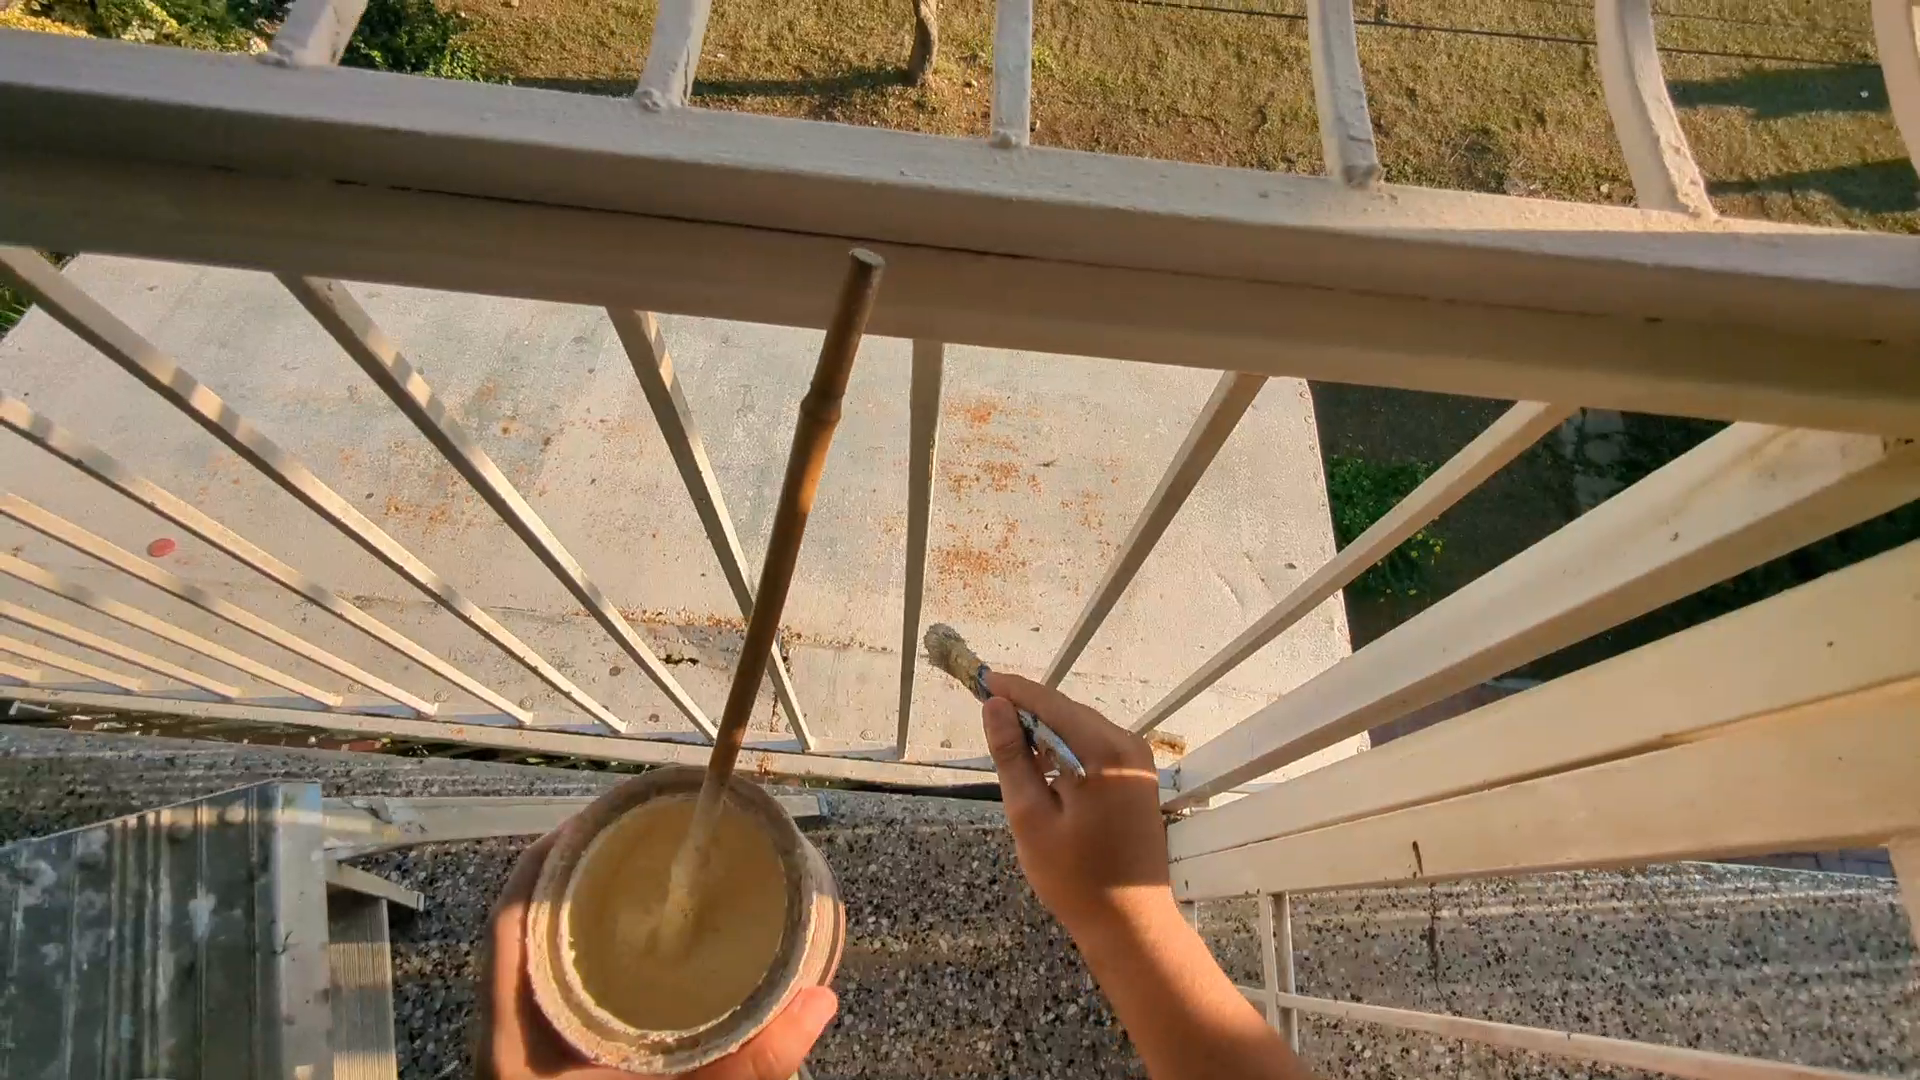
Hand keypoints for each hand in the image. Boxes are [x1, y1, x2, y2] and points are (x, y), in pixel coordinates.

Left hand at [477, 832, 839, 1079]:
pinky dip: (594, 927)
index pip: (513, 923)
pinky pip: (563, 964)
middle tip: (645, 824)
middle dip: (581, 859)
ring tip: (647, 853)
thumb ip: (749, 1067)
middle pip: (531, 915)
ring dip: (587, 889)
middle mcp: (514, 1028)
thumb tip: (822, 999)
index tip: (602, 813)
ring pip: (546, 939)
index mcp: (515, 1041)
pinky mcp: (556, 1042)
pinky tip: (641, 919)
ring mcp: (532, 1034)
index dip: (548, 858)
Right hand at [980, 672, 1176, 943]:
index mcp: (1105, 751)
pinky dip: (1065, 749)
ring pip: (1080, 729)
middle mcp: (1128, 745)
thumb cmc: (1075, 877)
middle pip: (1068, 713)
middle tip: (989, 713)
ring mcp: (1137, 760)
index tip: (983, 678)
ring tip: (1010, 742)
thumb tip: (995, 706)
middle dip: (1028, 711)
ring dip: (1046, 732)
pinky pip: (1094, 747)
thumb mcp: (1030, 816)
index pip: (1051, 703)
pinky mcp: (1137, 777)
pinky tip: (1042, 766)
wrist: (1132, 925)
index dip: (1015, 690)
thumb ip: (1012, 756)